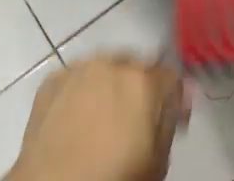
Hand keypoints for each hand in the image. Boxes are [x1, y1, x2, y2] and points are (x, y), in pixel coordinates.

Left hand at [7, 55, 185, 180]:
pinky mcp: (51, 78)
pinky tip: (77, 119)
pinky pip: (76, 78)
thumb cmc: (115, 174)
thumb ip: (171, 122)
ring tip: (103, 118)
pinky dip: (81, 91)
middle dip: (140, 87)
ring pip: (103, 68)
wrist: (56, 180)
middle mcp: (110, 64)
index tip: (170, 118)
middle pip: (135, 66)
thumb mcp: (158, 159)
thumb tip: (181, 98)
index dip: (173, 97)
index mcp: (143, 82)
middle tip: (135, 120)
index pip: (170, 75)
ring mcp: (77, 68)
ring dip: (109, 85)